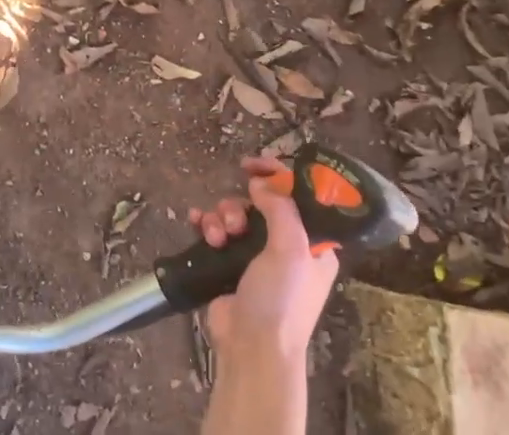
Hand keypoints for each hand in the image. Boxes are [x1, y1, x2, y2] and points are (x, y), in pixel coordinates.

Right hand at [187, 157, 338, 360]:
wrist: (252, 343)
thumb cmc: (280, 300)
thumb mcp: (290, 252)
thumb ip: (281, 211)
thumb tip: (261, 183)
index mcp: (312, 246)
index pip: (300, 199)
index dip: (277, 176)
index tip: (251, 165)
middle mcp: (286, 248)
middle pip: (258, 205)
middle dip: (239, 206)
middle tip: (235, 222)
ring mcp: (255, 256)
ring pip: (233, 215)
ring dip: (219, 218)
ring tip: (216, 237)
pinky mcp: (228, 263)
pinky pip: (213, 230)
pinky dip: (204, 225)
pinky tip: (197, 227)